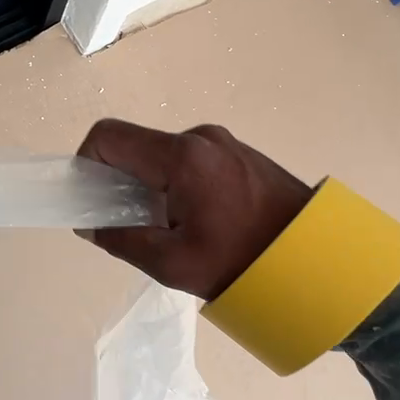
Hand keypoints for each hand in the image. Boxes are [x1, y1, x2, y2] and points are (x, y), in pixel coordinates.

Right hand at [76, 119, 312, 300]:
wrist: (313, 261)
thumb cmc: (239, 261)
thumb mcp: (170, 263)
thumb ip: (120, 239)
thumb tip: (91, 225)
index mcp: (182, 157)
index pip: (109, 137)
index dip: (86, 163)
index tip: (90, 199)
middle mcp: (200, 138)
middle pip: (135, 147)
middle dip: (117, 182)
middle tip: (125, 224)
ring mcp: (222, 143)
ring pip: (159, 157)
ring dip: (146, 187)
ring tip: (163, 229)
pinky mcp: (237, 154)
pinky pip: (187, 162)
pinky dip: (172, 186)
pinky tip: (190, 221)